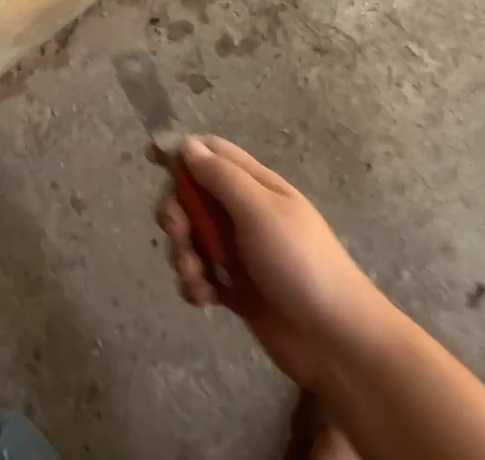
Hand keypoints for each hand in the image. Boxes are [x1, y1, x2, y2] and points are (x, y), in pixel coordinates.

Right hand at [157, 136, 383, 385]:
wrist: (334, 340)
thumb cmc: (300, 264)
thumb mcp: (260, 211)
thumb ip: (222, 177)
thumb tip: (187, 144)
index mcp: (256, 186)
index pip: (213, 154)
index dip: (182, 152)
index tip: (150, 158)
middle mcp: (245, 214)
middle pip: (192, 198)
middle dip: (177, 215)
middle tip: (182, 234)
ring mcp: (239, 252)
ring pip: (191, 239)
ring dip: (184, 256)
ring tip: (198, 278)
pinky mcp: (234, 289)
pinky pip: (199, 276)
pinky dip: (195, 285)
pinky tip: (206, 299)